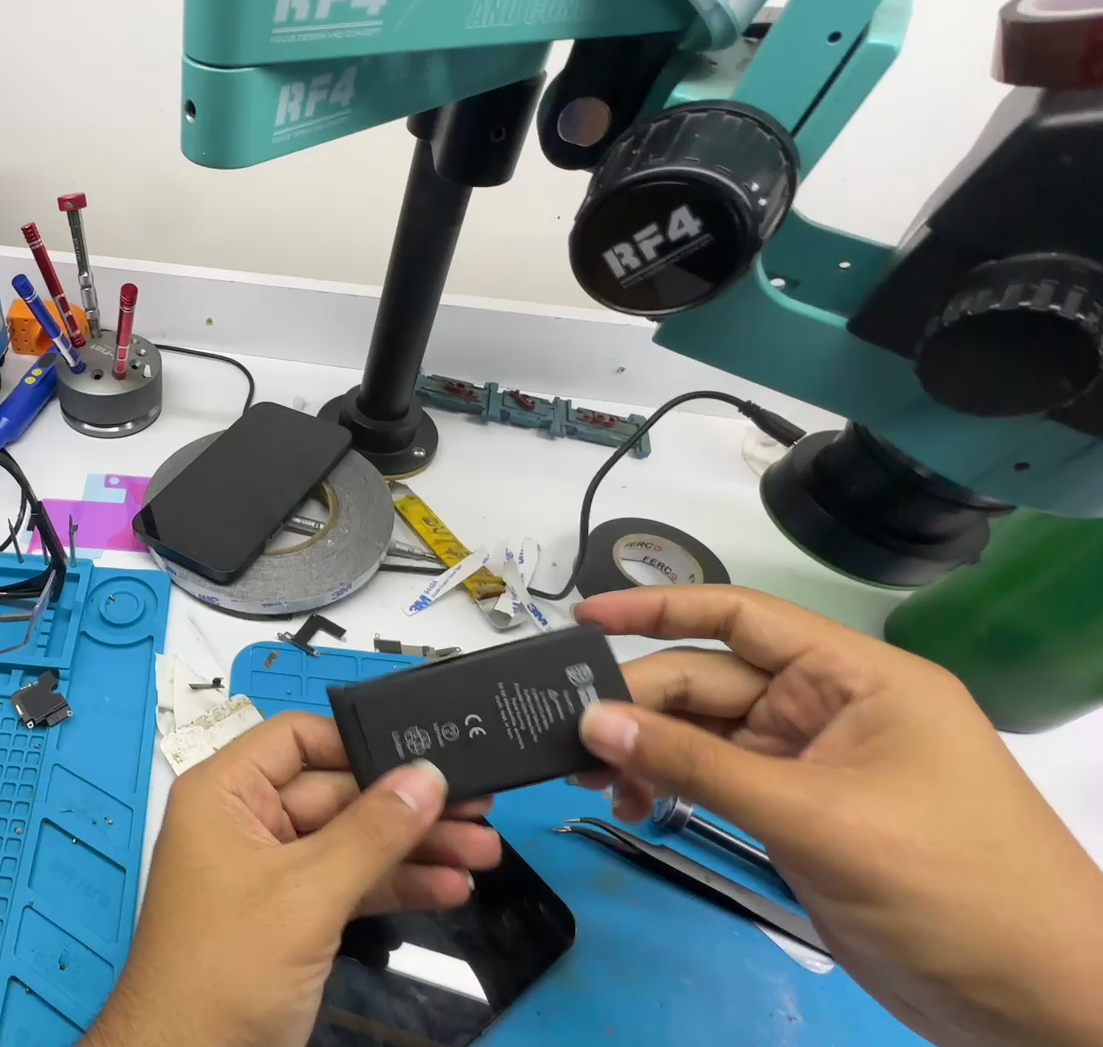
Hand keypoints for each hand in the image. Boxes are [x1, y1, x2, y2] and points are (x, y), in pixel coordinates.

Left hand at [82, 711, 501, 1046]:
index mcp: (225, 791)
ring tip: (482, 851)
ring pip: (349, 839)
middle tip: (478, 807)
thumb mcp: (306, 893)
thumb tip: (427, 775)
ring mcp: (270, 867)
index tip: (420, 754)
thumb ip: (371, 833)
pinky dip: (393, 884)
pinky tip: (448, 887)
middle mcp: (246, 818)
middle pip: (333, 791)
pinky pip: (347, 881)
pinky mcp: (291, 911)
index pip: (295, 739)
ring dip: (411, 847)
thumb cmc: (229, 965)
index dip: (356, 742)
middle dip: (404, 805)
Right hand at [572, 585, 1102, 1046]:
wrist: (1041, 1018)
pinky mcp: (785, 807)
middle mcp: (823, 708)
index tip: (585, 615)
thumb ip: (695, 764)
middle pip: (702, 681)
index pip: (740, 617)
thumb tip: (591, 720)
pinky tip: (635, 806)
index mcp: (854, 680)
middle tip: (570, 735)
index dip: (657, 606)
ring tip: (590, 778)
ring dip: (641, 751)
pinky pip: (703, 776)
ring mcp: (802, 760)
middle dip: (635, 706)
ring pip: (694, 732)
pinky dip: (664, 785)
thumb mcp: (815, 818)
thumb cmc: (956, 892)